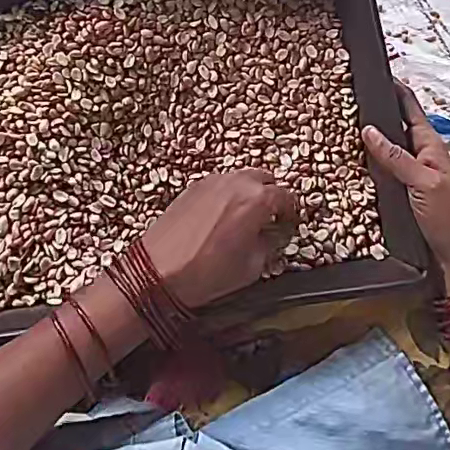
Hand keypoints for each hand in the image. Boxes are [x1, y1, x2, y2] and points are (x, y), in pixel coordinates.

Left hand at [140, 169, 298, 309]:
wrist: (157, 271)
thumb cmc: (204, 271)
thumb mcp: (252, 266)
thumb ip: (270, 244)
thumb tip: (274, 235)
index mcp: (256, 199)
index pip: (286, 196)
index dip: (292, 211)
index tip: (291, 222)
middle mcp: (235, 183)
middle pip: (264, 180)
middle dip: (272, 197)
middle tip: (272, 219)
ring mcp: (211, 182)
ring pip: (241, 178)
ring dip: (249, 193)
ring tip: (248, 219)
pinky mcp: (193, 188)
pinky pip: (220, 184)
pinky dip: (228, 194)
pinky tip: (224, 217)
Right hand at [362, 81, 449, 287]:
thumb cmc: (448, 219)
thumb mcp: (425, 184)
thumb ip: (397, 157)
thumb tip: (369, 129)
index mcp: (429, 146)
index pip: (410, 108)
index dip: (394, 89)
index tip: (373, 73)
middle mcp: (417, 155)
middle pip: (393, 126)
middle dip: (372, 111)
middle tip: (343, 97)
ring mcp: (408, 174)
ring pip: (382, 148)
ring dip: (364, 138)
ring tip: (337, 124)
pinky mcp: (398, 192)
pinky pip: (378, 169)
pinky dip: (363, 161)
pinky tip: (345, 160)